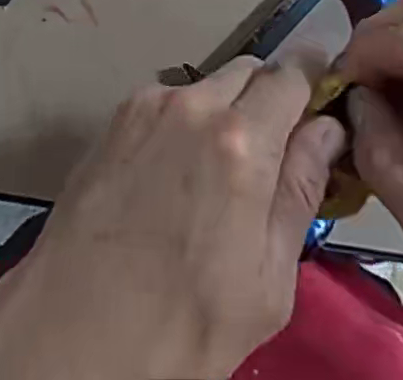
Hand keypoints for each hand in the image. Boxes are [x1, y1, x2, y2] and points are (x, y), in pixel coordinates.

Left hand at [0, 53, 345, 379]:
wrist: (75, 332)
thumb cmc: (185, 323)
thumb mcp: (268, 276)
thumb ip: (301, 187)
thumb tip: (327, 128)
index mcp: (241, 142)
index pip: (291, 74)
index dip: (313, 75)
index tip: (324, 89)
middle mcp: (192, 106)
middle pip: (248, 70)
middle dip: (270, 95)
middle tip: (274, 144)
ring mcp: (145, 107)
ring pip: (206, 85)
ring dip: (225, 109)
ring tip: (217, 170)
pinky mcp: (113, 119)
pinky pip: (167, 103)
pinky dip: (184, 121)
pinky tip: (173, 173)